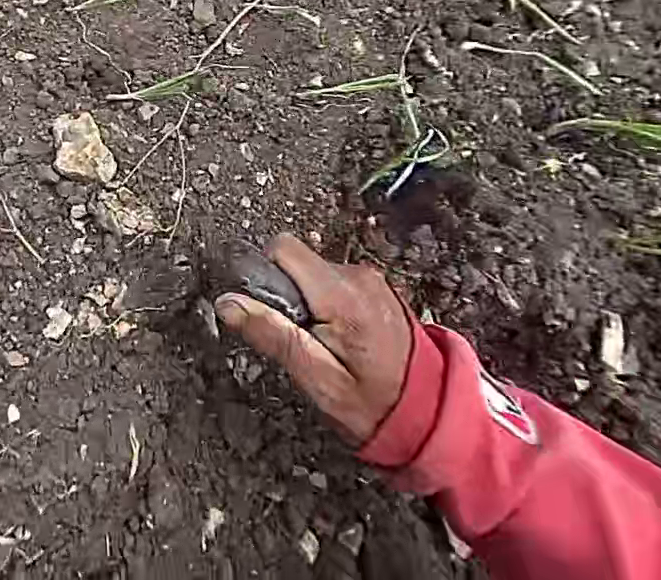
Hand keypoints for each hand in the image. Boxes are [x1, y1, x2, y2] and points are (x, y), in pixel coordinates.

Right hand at [215, 234, 413, 444]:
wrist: (431, 412)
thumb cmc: (373, 404)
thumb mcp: (317, 379)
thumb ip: (273, 335)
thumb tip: (228, 303)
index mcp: (342, 295)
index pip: (284, 249)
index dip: (265, 275)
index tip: (269, 311)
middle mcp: (358, 275)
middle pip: (297, 261)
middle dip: (287, 294)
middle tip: (302, 339)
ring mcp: (370, 278)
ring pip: (313, 272)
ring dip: (308, 301)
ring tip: (324, 344)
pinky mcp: (375, 285)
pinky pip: (333, 281)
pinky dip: (326, 303)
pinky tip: (341, 337)